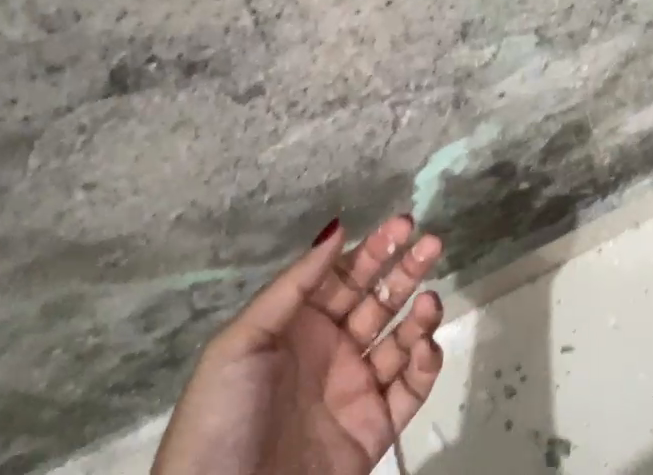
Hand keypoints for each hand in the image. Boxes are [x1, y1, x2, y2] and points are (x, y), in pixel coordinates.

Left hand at [152, 217, 445, 474]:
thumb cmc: (221, 419)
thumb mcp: (240, 344)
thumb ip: (293, 285)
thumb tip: (338, 228)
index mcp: (297, 328)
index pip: (345, 276)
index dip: (374, 249)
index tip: (403, 225)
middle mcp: (331, 350)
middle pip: (379, 300)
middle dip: (406, 270)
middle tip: (431, 244)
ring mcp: (356, 389)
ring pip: (401, 339)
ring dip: (420, 315)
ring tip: (429, 302)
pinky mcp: (376, 427)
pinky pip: (411, 388)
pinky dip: (425, 364)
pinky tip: (424, 346)